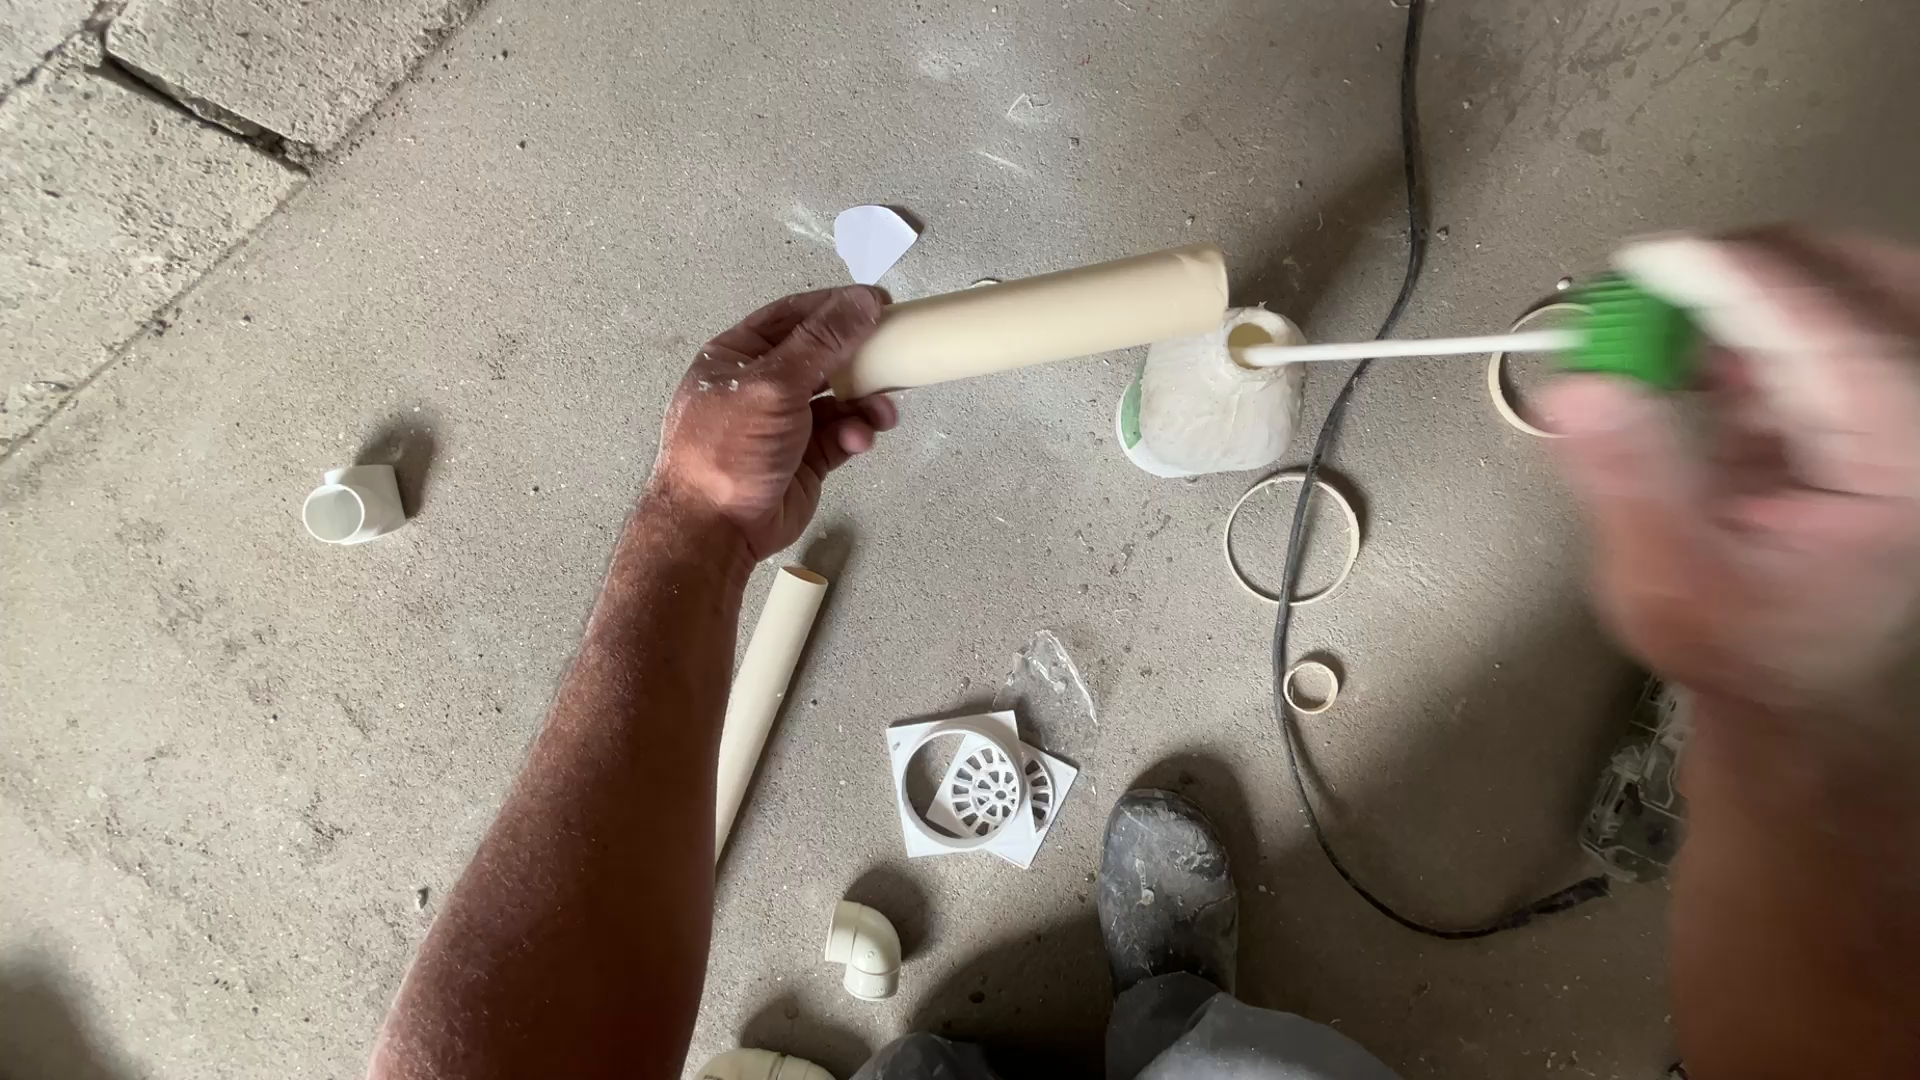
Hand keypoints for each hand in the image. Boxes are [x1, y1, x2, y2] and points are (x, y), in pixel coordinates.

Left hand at [649, 286, 898, 561]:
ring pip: (839, 399)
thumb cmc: (729, 447)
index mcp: (740, 356)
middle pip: (823, 357)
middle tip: (895, 353)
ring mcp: (787, 423)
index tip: (880, 303)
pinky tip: (860, 439)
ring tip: (884, 411)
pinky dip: (856, 434)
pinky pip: (841, 435)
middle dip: (859, 358)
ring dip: (865, 402)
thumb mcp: (774, 384)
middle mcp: (763, 385)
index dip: (837, 307)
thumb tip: (864, 300)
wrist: (716, 527)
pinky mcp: (807, 458)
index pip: (795, 317)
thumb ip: (823, 342)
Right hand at [1541, 227, 1919, 711]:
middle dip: (1755, 268)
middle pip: (1868, 289)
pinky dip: (1727, 327)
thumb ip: (1629, 479)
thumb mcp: (1666, 573)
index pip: (1836, 339)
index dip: (1742, 285)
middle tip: (1651, 279)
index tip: (1656, 258)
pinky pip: (1797, 334)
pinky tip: (1669, 352)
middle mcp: (1919, 423)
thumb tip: (1582, 389)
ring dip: (1736, 295)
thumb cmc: (1735, 637)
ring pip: (1837, 299)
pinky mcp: (1844, 411)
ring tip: (1641, 323)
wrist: (1779, 673)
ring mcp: (1888, 412)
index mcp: (1907, 463)